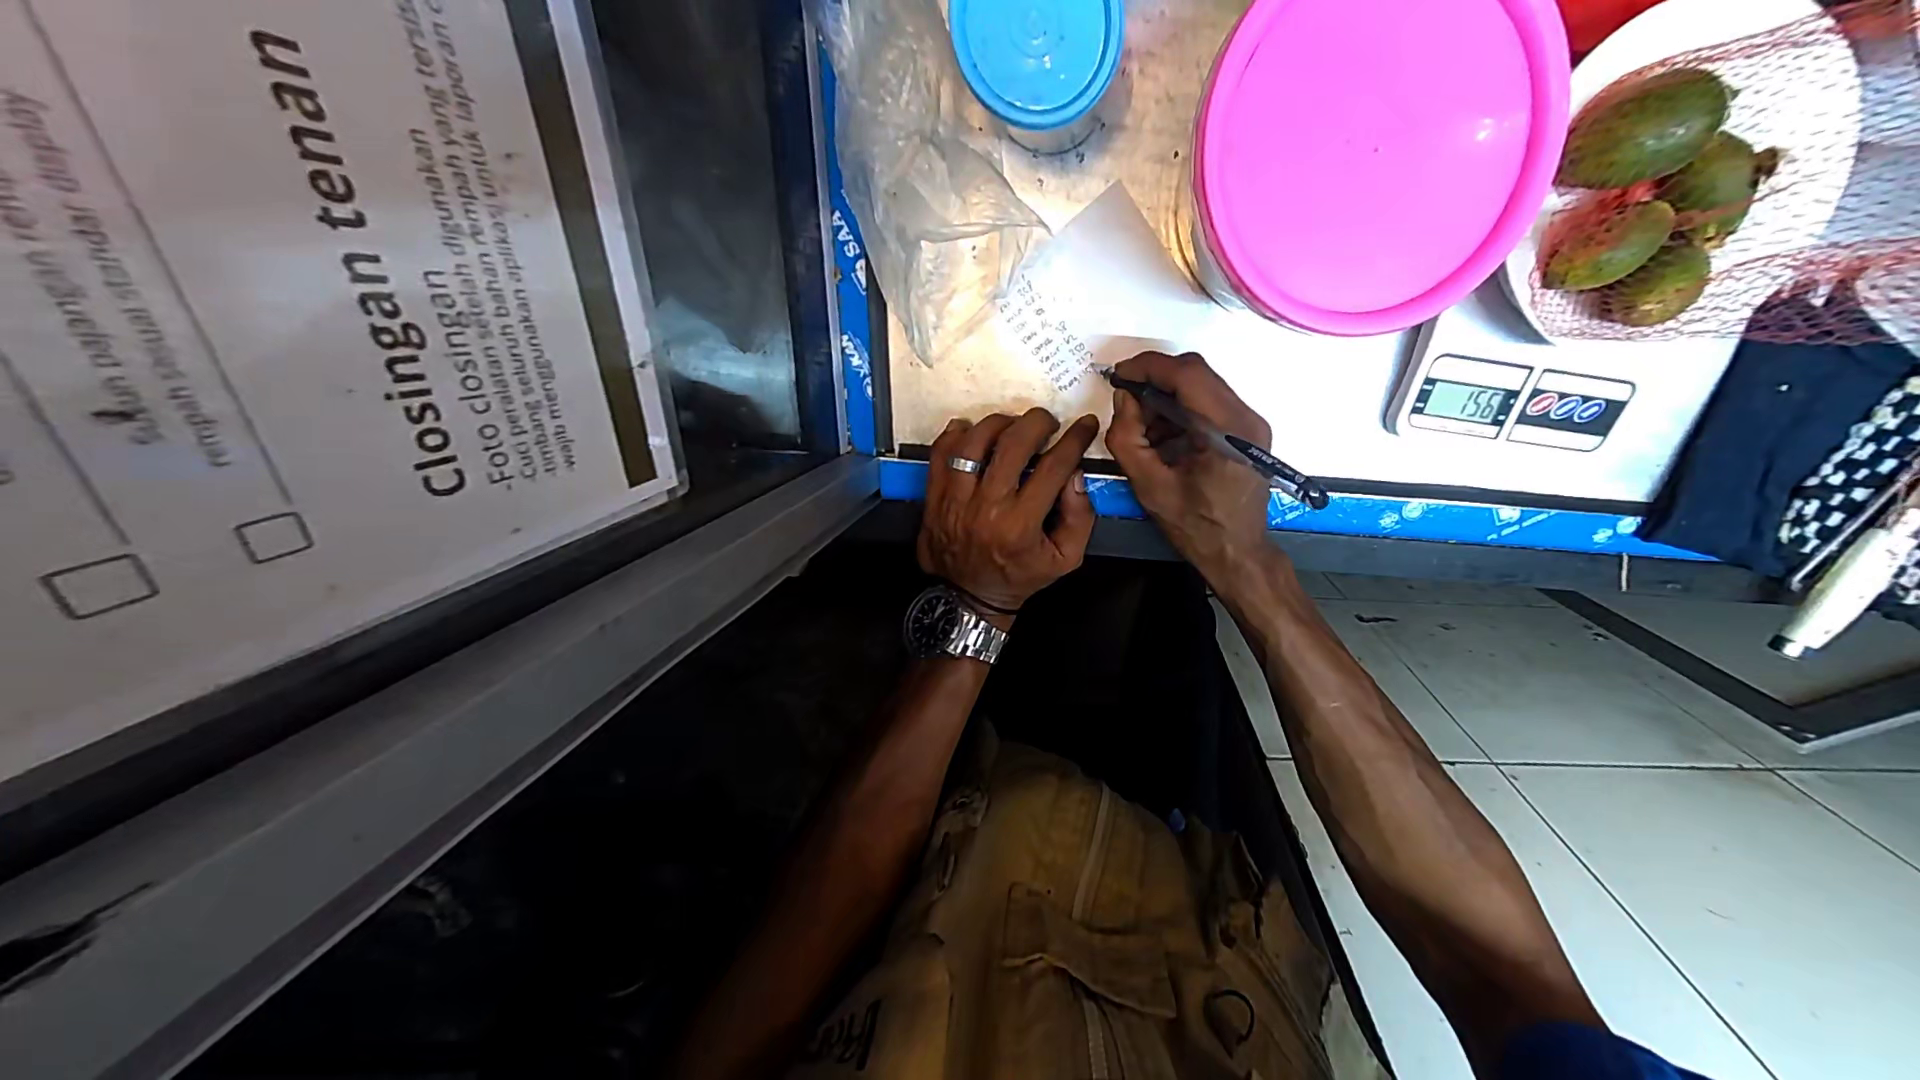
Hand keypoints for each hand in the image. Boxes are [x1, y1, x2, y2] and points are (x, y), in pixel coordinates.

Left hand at [919, 408, 1099, 613]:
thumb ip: (1079, 517)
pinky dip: (957, 435)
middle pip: (1012, 444)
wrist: (969, 596)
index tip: (1084, 425)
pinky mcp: (934, 497)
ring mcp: (955, 501)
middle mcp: (986, 508)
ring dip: (998, 424)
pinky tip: (973, 432)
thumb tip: (1076, 473)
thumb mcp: (1065, 558)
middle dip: (1037, 423)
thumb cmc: (1019, 576)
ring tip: (1012, 426)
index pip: (1053, 467)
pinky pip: (941, 453)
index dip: (1074, 439)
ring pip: (974, 442)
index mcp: (1021, 525)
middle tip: (1047, 423)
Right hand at [1105, 352, 1280, 585]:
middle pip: (1195, 373)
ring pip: (1200, 386)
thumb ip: (1128, 438)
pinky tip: (1160, 436)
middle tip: (1124, 397)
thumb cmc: (1196, 527)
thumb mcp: (1150, 486)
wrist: (1237, 553)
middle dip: (1154, 380)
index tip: (1118, 374)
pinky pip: (1206, 403)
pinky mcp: (1244, 430)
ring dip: (1165, 397)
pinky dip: (1178, 411)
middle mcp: (1245, 417)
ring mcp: (1249, 422)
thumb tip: (1123, 398)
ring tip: (1141, 425)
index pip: (1187, 375)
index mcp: (1228, 429)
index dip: (1148, 367)